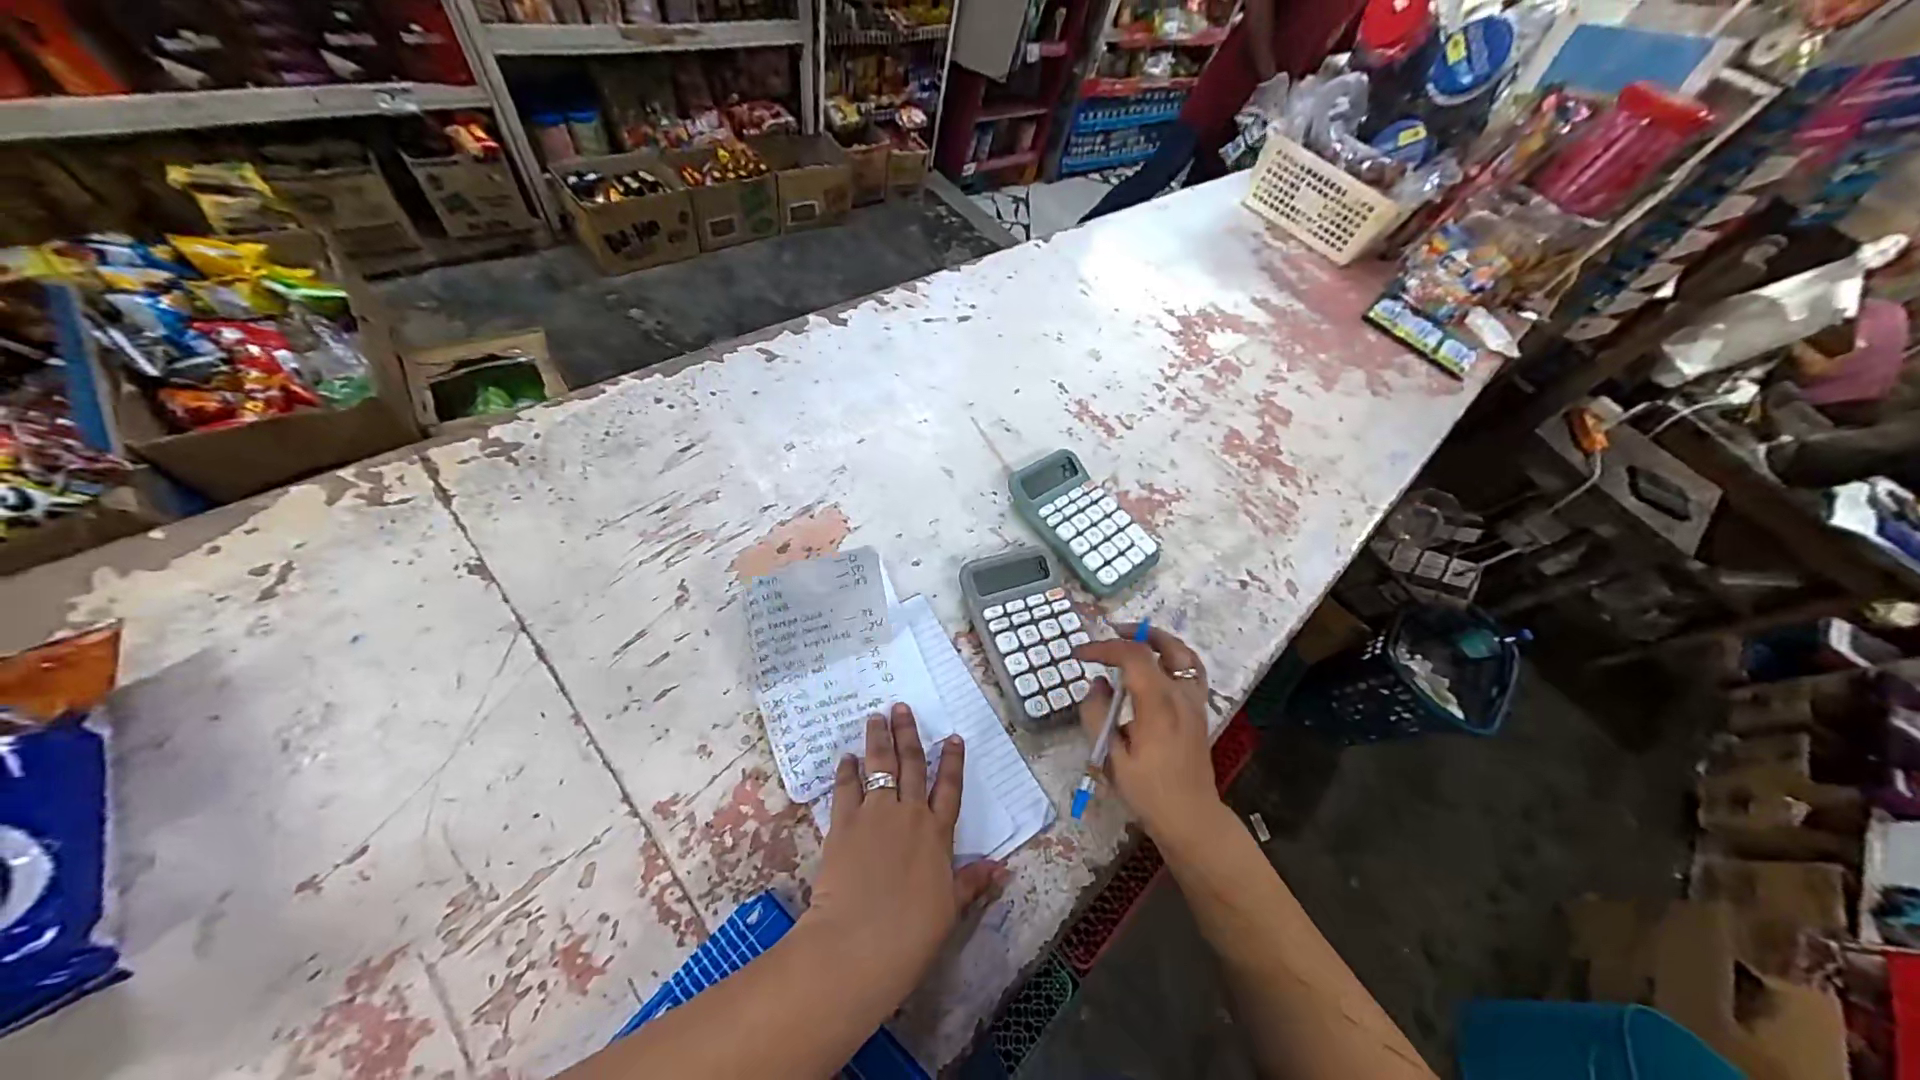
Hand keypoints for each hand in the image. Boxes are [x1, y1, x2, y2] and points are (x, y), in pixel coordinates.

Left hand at [803, 705, 1008, 1003]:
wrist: (860, 942)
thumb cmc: (911, 932)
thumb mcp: (950, 908)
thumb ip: (972, 881)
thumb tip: (1003, 867)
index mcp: (937, 834)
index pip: (949, 788)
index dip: (951, 761)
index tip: (952, 737)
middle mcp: (908, 815)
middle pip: (911, 765)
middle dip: (908, 734)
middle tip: (902, 708)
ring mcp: (875, 815)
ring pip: (879, 767)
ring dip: (878, 740)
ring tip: (875, 717)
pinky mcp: (843, 824)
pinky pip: (846, 789)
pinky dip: (846, 771)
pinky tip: (847, 757)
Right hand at [1073, 625, 1226, 848]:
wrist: (1190, 817)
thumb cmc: (1148, 791)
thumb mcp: (1110, 756)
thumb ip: (1098, 715)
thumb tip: (1097, 684)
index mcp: (1158, 704)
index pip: (1132, 656)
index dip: (1104, 648)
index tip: (1080, 656)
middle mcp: (1181, 694)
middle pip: (1164, 645)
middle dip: (1135, 633)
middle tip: (1110, 633)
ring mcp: (1195, 701)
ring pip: (1183, 653)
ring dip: (1158, 640)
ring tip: (1134, 641)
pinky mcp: (1199, 711)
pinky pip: (1192, 670)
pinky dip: (1174, 657)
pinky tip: (1158, 666)